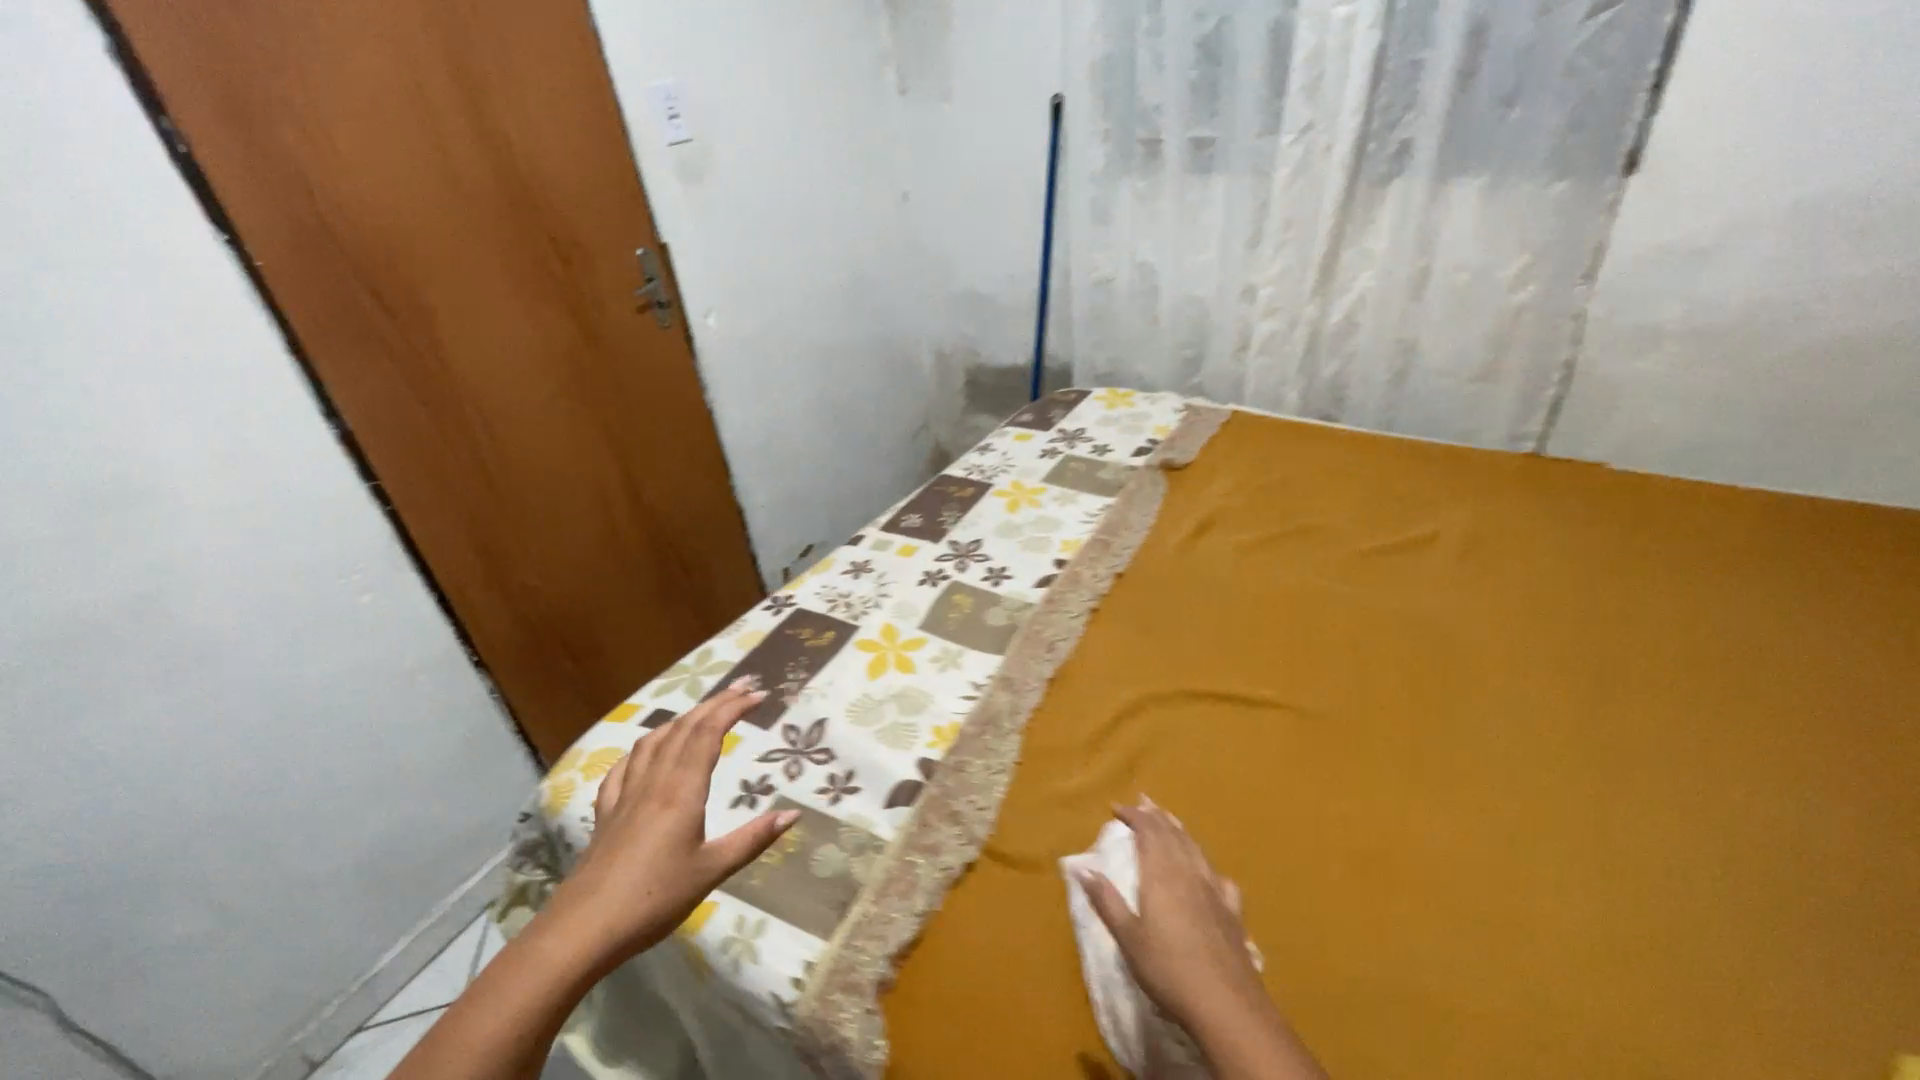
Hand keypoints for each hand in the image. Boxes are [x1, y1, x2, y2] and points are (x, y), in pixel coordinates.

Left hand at [543, 679, 798, 968]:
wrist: (585, 928)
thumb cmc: (654, 899)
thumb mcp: (712, 871)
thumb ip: (753, 839)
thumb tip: (793, 814)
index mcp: (681, 791)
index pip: (708, 734)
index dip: (732, 709)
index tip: (758, 695)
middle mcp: (653, 783)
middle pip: (683, 729)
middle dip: (713, 704)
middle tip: (741, 690)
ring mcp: (625, 796)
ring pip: (652, 742)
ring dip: (680, 720)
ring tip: (700, 714)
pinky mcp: (606, 813)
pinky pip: (625, 766)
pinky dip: (642, 748)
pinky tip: (645, 753)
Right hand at [1077, 798, 1264, 1031]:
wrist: (1225, 1003)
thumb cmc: (1167, 969)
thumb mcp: (1127, 937)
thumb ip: (1106, 900)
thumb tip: (1081, 867)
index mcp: (1161, 875)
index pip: (1148, 832)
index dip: (1134, 816)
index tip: (1117, 808)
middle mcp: (1189, 874)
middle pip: (1173, 835)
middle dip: (1156, 816)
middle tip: (1143, 802)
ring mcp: (1215, 892)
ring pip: (1196, 850)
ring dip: (1181, 832)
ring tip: (1171, 821)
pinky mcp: (1233, 914)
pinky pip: (1219, 878)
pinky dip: (1207, 866)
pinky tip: (1210, 873)